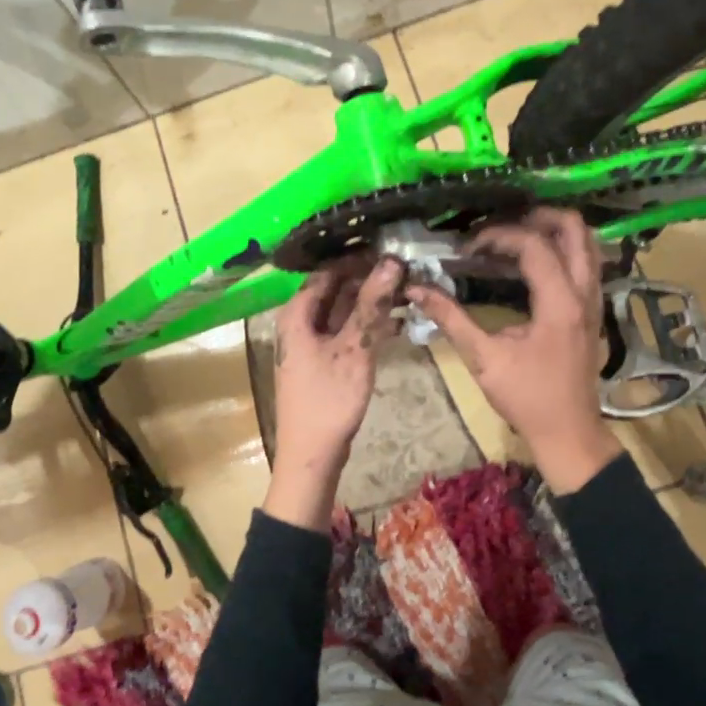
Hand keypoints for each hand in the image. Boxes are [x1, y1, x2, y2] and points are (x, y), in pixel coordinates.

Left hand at [264, 255, 403, 528]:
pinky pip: (345, 333)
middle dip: (370, 280)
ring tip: (409, 293)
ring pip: (343, 312)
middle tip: (408, 271)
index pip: (329, 271)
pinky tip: (397, 324)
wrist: (311, 455)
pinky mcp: (322, 363)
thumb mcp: (354, 349)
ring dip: (371, 304)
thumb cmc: (328, 399)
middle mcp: (298, 323)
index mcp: (297, 313)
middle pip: (336, 290)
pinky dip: (367, 327)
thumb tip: (392, 261)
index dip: (360, 259)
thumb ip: (372, 305)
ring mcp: (310, 344)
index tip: (394, 250)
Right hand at [407, 208, 622, 493]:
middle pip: (576, 229)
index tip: (467, 248)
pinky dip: (560, 252)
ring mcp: (594, 301)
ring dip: (552, 232)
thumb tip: (416, 289)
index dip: (497, 236)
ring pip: (586, 244)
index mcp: (560, 302)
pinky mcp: (591, 311)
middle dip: (537, 217)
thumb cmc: (526, 397)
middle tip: (500, 226)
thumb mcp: (483, 358)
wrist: (568, 432)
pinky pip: (584, 264)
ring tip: (513, 238)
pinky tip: (528, 265)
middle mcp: (584, 293)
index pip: (533, 245)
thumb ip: (451, 318)